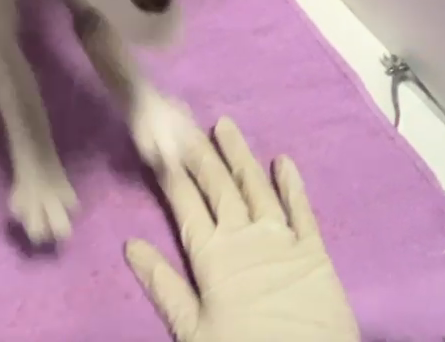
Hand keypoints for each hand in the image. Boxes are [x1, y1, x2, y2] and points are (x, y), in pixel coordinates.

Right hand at [127, 118, 359, 341]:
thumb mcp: (193, 333)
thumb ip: (163, 285)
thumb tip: (130, 244)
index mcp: (210, 254)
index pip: (183, 200)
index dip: (170, 170)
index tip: (158, 145)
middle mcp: (242, 236)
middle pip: (217, 184)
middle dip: (200, 151)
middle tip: (187, 123)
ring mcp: (280, 240)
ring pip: (255, 186)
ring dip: (239, 155)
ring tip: (225, 126)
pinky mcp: (315, 253)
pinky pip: (302, 210)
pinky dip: (292, 184)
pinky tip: (283, 161)